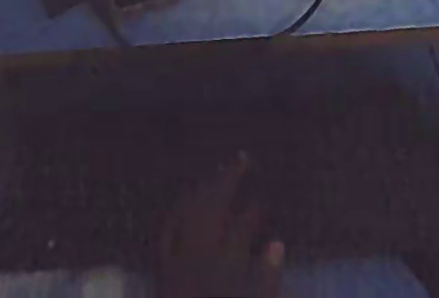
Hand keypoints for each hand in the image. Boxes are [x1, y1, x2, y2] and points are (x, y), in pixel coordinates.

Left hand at [157, 152, 284, 297]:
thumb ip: (267, 280)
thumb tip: (278, 245)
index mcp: (224, 268)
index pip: (239, 223)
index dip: (250, 204)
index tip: (261, 192)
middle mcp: (197, 257)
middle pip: (211, 206)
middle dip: (226, 180)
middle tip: (241, 158)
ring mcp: (175, 262)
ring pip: (188, 212)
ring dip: (203, 189)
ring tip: (217, 174)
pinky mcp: (161, 272)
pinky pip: (167, 229)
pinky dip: (178, 209)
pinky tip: (184, 201)